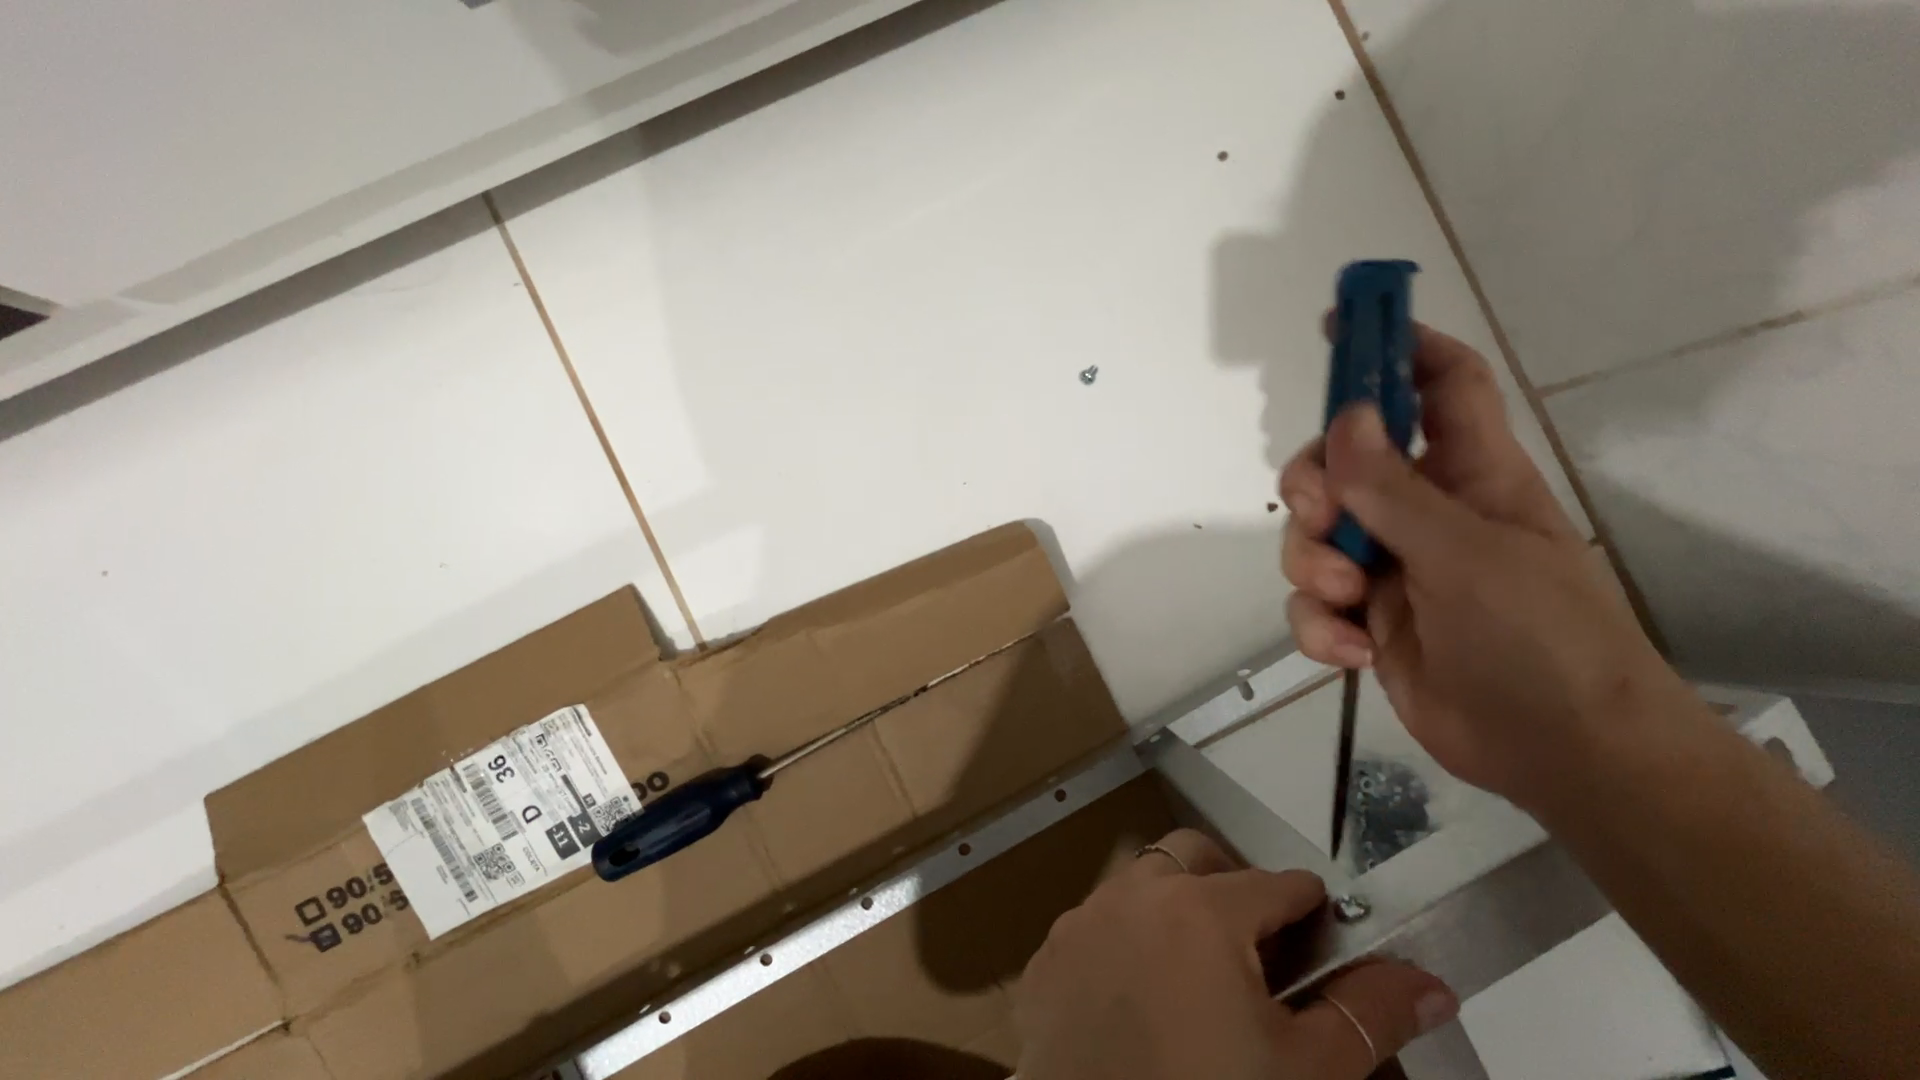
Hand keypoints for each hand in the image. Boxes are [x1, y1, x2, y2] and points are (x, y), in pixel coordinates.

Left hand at [1014, 829, 1456, 1079]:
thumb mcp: (1306, 1072)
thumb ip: (1368, 1015)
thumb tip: (1429, 983)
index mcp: (1202, 909)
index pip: (1279, 882)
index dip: (1312, 910)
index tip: (1324, 939)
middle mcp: (1134, 896)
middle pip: (1195, 855)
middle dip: (1233, 883)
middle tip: (1257, 947)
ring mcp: (1081, 922)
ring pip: (1137, 883)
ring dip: (1171, 906)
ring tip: (1196, 972)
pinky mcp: (1045, 958)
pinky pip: (1093, 925)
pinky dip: (1122, 941)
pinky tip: (1138, 996)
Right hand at [1279, 321, 1679, 804]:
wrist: (1561, 752)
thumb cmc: (1542, 637)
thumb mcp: (1467, 554)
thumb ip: (1395, 488)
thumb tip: (1347, 416)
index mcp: (1470, 474)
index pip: (1439, 384)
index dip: (1395, 346)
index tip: (1339, 325)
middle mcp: (1424, 511)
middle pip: (1341, 461)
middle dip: (1314, 485)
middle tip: (1322, 516)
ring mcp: (1390, 568)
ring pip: (1312, 536)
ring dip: (1312, 567)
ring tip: (1350, 603)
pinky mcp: (1367, 620)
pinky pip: (1312, 605)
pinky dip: (1319, 627)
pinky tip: (1355, 653)